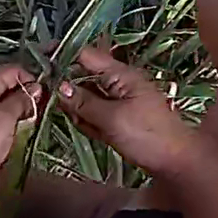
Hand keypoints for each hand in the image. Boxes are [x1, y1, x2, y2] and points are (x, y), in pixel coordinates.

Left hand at [0, 65, 42, 201]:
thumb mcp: (5, 117)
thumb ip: (21, 100)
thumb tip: (35, 87)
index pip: (11, 70)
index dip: (31, 79)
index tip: (48, 95)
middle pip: (4, 87)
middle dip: (24, 97)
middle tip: (42, 112)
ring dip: (15, 115)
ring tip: (31, 126)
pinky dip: (3, 129)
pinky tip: (12, 140)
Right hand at [55, 47, 199, 177]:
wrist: (177, 163)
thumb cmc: (148, 135)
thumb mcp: (111, 119)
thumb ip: (83, 102)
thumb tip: (59, 87)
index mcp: (120, 74)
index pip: (85, 55)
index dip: (62, 55)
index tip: (39, 58)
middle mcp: (118, 83)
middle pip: (82, 77)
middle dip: (69, 91)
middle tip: (58, 106)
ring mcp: (118, 100)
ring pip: (86, 98)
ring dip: (80, 111)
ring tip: (87, 126)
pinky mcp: (118, 117)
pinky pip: (94, 113)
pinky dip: (89, 122)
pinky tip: (95, 133)